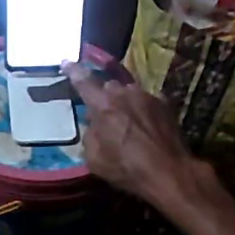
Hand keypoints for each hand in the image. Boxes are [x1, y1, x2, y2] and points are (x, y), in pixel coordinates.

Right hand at [64, 61, 197, 202]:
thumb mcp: (94, 159)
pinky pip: (147, 101)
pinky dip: (141, 110)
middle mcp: (125, 94)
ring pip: (129, 93)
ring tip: (126, 124)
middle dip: (104, 98)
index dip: (73, 72)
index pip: (84, 82)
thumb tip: (94, 126)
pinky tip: (144, 127)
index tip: (66, 62)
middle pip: (109, 88)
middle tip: (103, 116)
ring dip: (124, 104)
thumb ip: (90, 136)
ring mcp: (148, 96)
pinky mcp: (165, 104)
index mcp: (103, 106)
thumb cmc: (125, 168)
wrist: (167, 171)